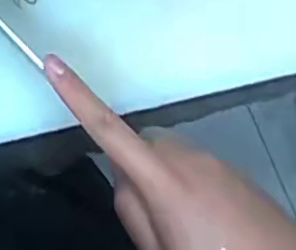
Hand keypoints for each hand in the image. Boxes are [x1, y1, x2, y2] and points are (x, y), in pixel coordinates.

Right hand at [44, 55, 295, 249]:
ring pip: (171, 162)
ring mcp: (220, 165)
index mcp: (164, 180)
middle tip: (161, 230)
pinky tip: (221, 233)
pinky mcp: (243, 177)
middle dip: (139, 177)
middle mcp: (188, 158)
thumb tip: (125, 184)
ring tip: (197, 236)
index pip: (106, 129)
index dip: (76, 96)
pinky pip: (201, 173)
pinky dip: (198, 193)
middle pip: (141, 151)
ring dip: (169, 186)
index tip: (52, 62)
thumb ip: (135, 216)